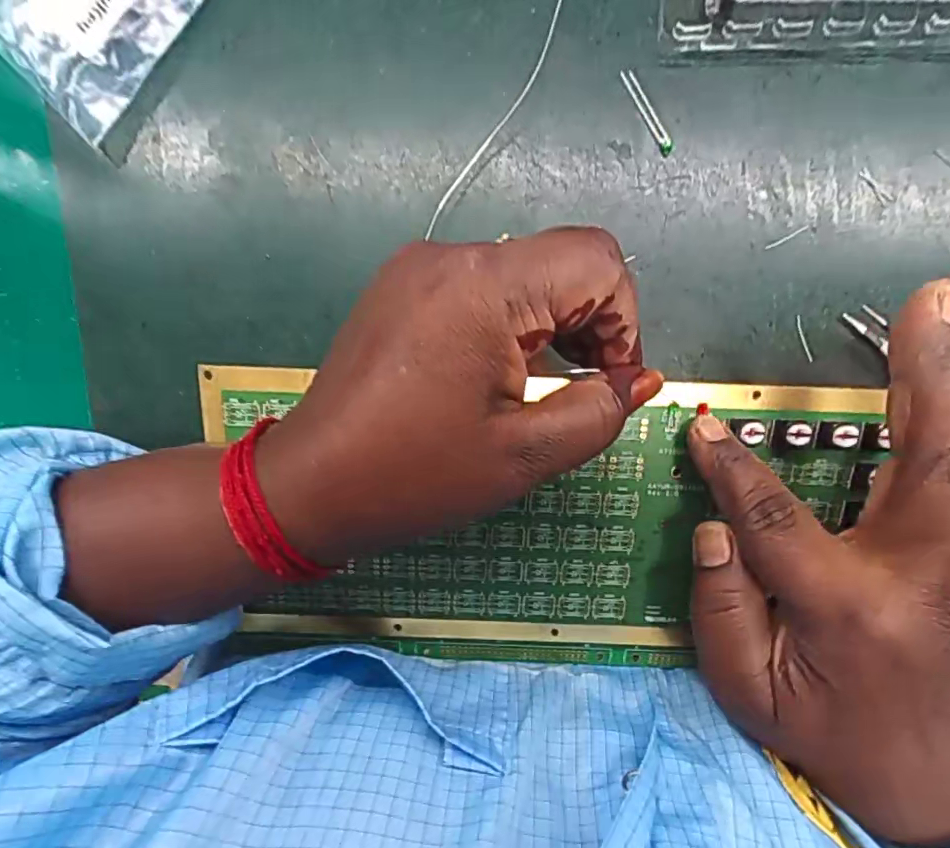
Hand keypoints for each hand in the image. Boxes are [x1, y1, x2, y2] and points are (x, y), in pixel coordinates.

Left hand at [256, 228, 663, 564]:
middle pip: (557, 264)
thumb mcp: (521, 456)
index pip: (597, 261)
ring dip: (545, 329)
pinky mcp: (395, 292)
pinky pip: (474, 292)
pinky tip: (492, 379)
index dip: (625, 322)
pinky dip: (502, 328)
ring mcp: (413, 271)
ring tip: (534, 392)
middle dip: (588, 327)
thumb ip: (599, 412)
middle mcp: (447, 257)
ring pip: (517, 278)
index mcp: (483, 285)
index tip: (611, 385)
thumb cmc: (411, 477)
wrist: (309, 488)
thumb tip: (640, 379)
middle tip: (578, 393)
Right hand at [683, 281, 949, 847]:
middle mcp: (928, 583)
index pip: (777, 521)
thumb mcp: (738, 683)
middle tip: (932, 301)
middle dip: (937, 374)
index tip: (705, 426)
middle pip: (946, 464)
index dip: (732, 469)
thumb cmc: (809, 725)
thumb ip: (719, 608)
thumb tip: (714, 530)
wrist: (903, 771)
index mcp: (847, 611)